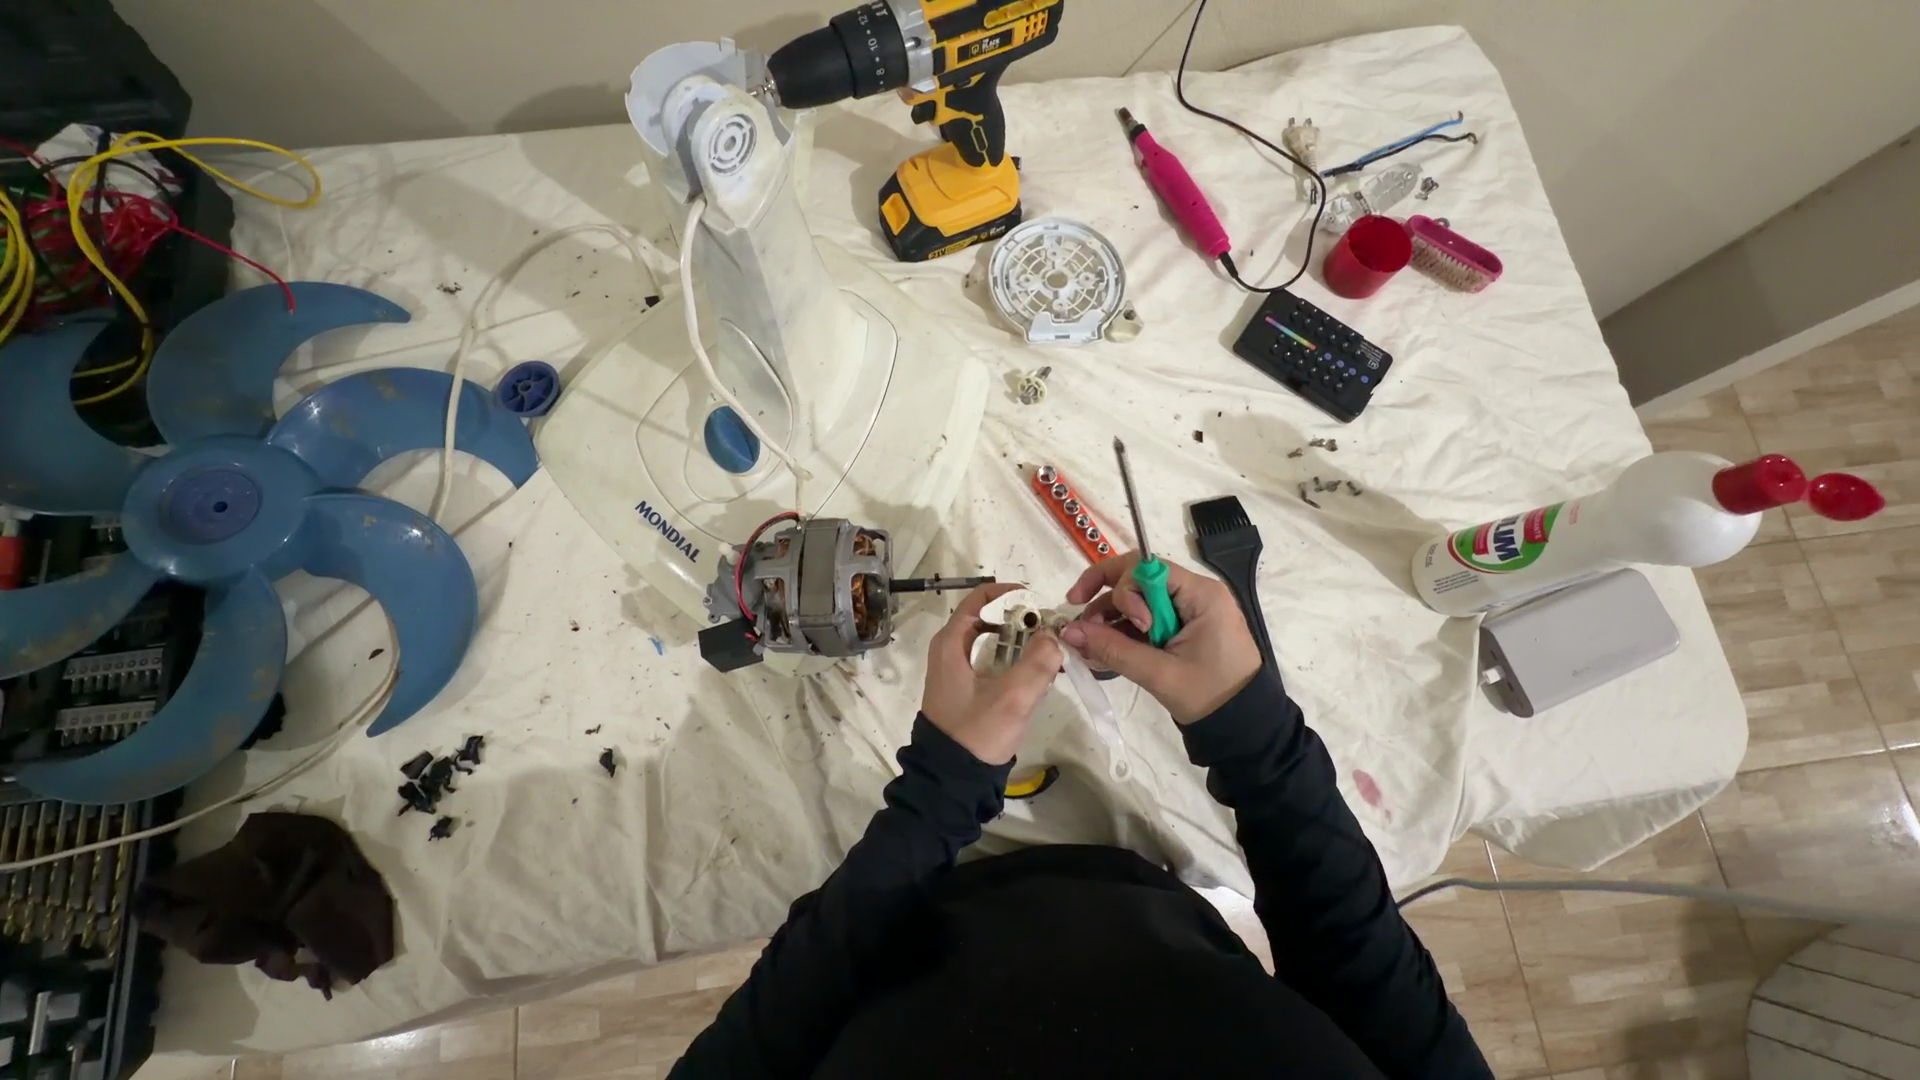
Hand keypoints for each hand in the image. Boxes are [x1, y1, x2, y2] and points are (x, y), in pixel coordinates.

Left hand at [920, 583, 1062, 764]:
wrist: (952, 778)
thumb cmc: (976, 733)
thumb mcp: (1012, 698)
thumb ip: (1038, 664)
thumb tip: (1053, 636)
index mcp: (951, 643)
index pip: (979, 599)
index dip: (1009, 594)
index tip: (1037, 603)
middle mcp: (949, 650)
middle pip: (988, 618)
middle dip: (1021, 621)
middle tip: (1049, 630)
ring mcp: (956, 670)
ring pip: (992, 641)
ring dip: (1021, 642)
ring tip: (1049, 652)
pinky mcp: (965, 688)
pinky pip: (992, 661)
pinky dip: (1014, 660)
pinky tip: (1036, 675)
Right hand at [1062, 555, 1261, 723]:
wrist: (1244, 727)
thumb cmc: (1210, 695)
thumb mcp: (1159, 674)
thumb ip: (1113, 649)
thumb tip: (1068, 632)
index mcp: (1200, 594)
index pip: (1146, 568)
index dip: (1118, 587)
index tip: (1104, 620)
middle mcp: (1194, 593)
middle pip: (1138, 576)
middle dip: (1106, 595)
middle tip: (1078, 614)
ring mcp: (1188, 610)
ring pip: (1138, 597)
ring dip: (1111, 616)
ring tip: (1092, 644)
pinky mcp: (1182, 627)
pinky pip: (1146, 617)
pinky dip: (1124, 630)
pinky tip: (1105, 649)